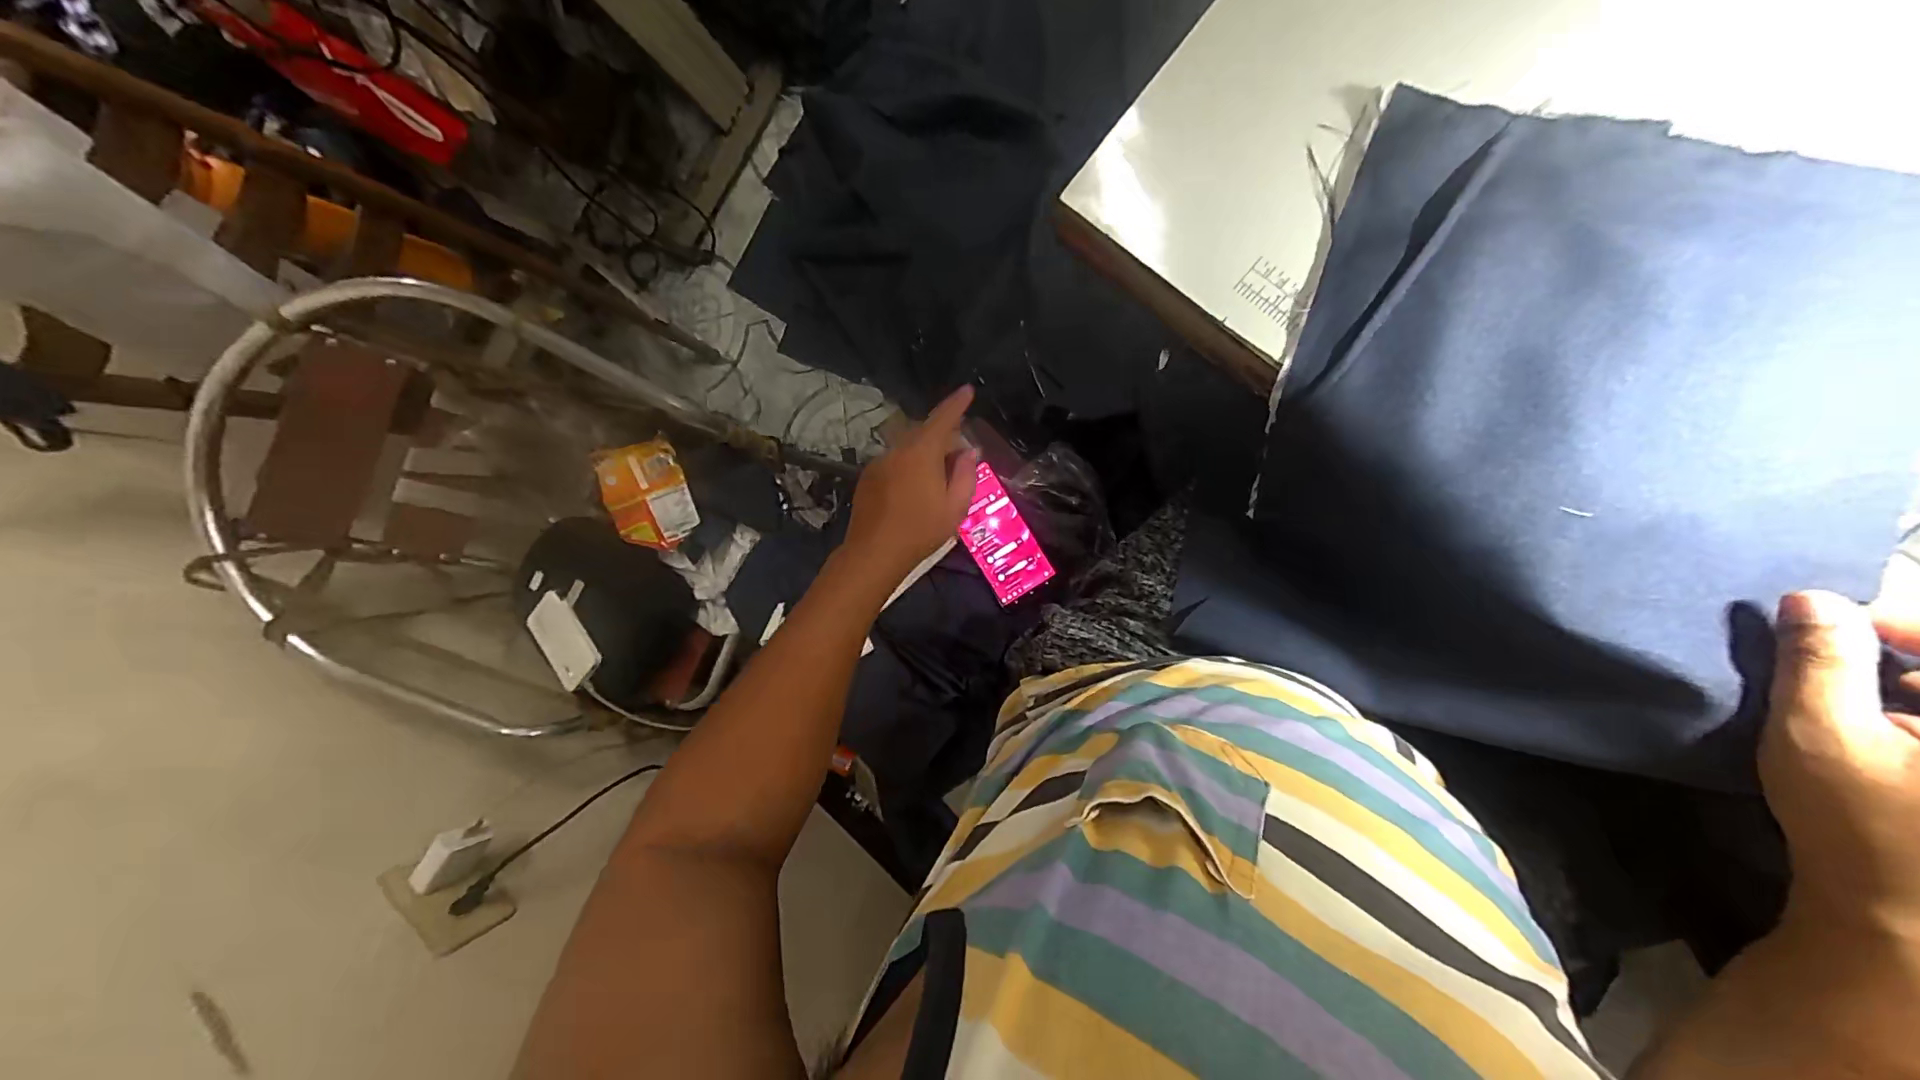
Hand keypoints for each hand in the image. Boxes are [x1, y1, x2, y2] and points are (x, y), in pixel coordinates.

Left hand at [844, 385, 979, 580]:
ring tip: (938, 480)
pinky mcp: (867, 478)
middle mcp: (897, 450)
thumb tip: (968, 452)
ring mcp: (879, 463)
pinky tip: (914, 492)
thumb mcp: (955, 507)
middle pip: (924, 433)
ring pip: (908, 449)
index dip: (957, 403)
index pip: (943, 418)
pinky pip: (894, 463)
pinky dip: (909, 467)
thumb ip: (965, 474)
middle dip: (943, 437)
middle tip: (959, 456)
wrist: (873, 553)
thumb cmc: (920, 530)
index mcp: (921, 452)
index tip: (967, 390)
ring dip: (925, 455)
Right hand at [1760, 590, 1919, 938]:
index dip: (1904, 623)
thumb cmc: (1862, 827)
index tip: (1838, 621)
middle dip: (1909, 658)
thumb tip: (1811, 598)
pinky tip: (1896, 735)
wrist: (1902, 924)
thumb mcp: (1820, 735)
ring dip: (1918, 690)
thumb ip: (1817, 662)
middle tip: (1843, 658)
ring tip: (1867, 699)